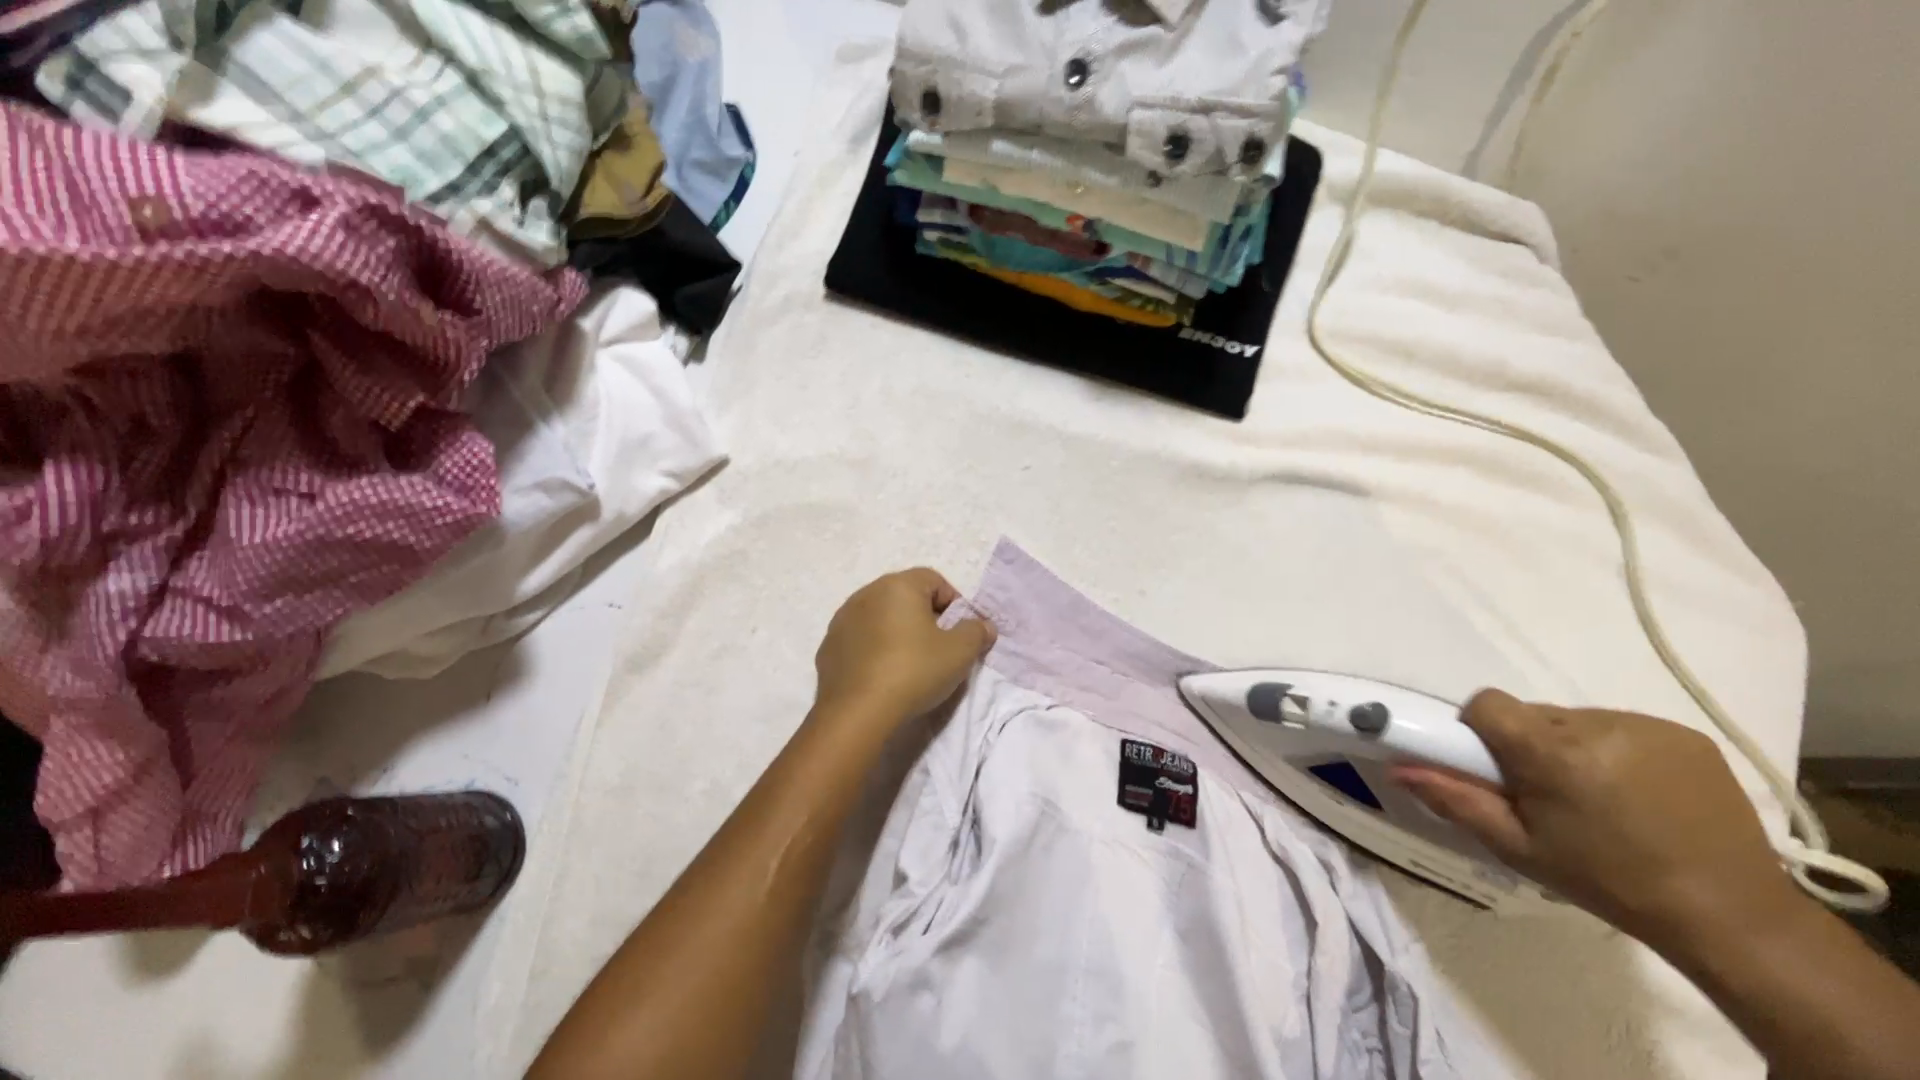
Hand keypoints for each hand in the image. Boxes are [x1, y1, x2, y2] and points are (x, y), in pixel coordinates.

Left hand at [811, 568, 995, 729]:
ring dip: (897, 632)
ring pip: (880, 617)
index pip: (934, 579)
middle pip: (904, 596)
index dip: (953, 602)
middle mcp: (865, 594)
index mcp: (897, 586)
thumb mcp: (959, 653)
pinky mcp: (828, 647)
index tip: (960, 631)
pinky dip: (874, 650)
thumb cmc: (913, 671)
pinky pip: (860, 640)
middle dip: (925, 617)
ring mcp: (842, 620)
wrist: (857, 712)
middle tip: (939, 648)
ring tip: (910, 664)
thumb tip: (983, 625)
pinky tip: (883, 676)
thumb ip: (976, 632)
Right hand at [1391, 690, 1795, 942]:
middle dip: (1527, 745)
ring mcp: (1646, 724)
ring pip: (1576, 720)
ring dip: (1571, 749)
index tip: (1493, 770)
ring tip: (1598, 800)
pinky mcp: (1684, 733)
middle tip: (1546, 796)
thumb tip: (1400, 767)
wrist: (1728, 911)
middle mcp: (1596, 724)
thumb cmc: (1608, 882)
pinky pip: (1623, 727)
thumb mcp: (1519, 848)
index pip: (1486, 703)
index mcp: (1550, 751)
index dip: (1478, 731)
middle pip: (1532, 714)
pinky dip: (1615, 752)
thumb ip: (1456, 800)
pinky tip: (1637, 796)